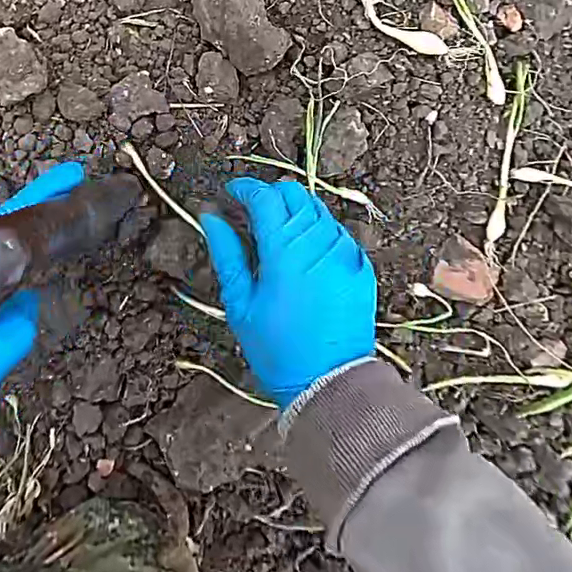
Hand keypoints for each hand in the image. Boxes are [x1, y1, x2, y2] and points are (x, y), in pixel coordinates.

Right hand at [201, 178, 375, 407]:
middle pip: (293, 193)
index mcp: (285, 250)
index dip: (244, 188)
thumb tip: (211, 217)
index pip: (264, 196)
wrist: (332, 383)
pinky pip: (337, 232)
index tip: (230, 193)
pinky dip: (317, 231)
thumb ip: (227, 253)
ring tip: (276, 237)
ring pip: (317, 209)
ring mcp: (344, 251)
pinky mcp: (360, 264)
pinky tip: (304, 254)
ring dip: (294, 212)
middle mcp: (319, 241)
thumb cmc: (279, 349)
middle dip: (269, 195)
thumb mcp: (241, 303)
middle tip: (250, 215)